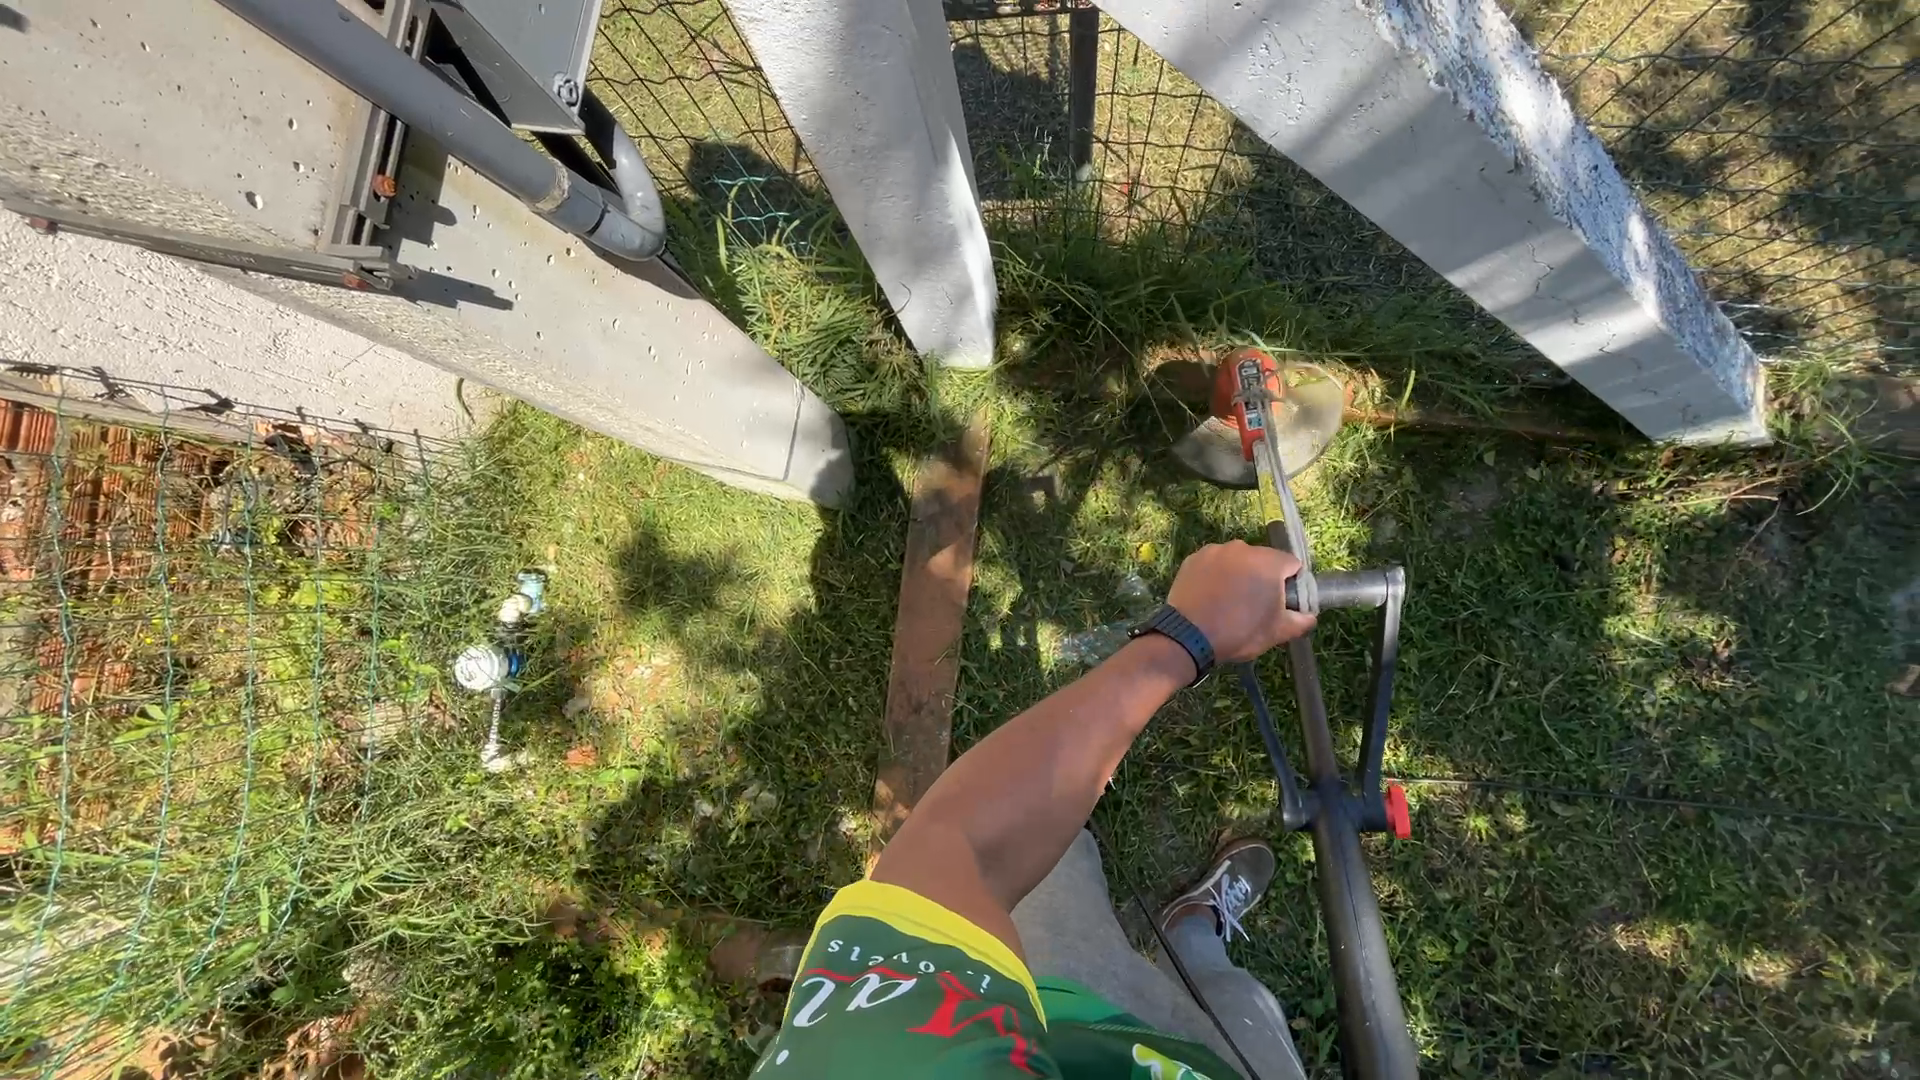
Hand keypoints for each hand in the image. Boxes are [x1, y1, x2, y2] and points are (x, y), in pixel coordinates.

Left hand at [1166, 541, 1315, 662]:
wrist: (1188, 636)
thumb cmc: (1239, 632)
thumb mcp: (1278, 632)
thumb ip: (1302, 620)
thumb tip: (1309, 615)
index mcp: (1268, 561)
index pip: (1292, 564)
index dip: (1291, 584)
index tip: (1281, 602)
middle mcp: (1241, 548)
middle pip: (1263, 560)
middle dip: (1263, 578)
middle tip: (1254, 605)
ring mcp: (1214, 551)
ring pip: (1237, 560)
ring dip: (1238, 574)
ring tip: (1229, 601)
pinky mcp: (1193, 558)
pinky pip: (1214, 563)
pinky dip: (1216, 575)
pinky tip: (1211, 596)